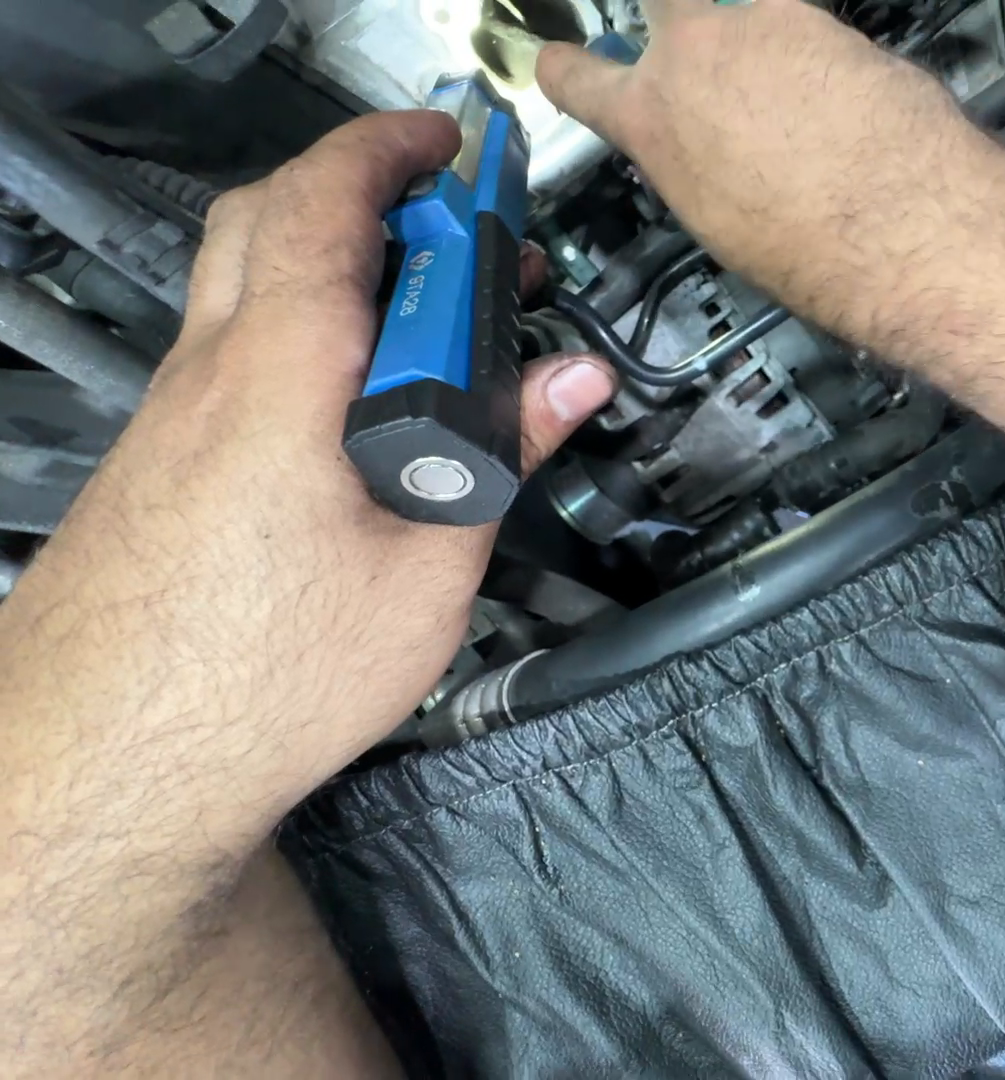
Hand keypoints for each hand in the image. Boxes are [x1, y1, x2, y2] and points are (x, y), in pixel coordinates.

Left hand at [0, 112, 616, 862]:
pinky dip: (320, 328)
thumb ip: (502, 449)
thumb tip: (576, 376)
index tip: (456, 143)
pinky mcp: (171, 462)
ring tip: (443, 307)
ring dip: (349, 264)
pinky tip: (378, 392)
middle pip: (269, 226)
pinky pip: (246, 351)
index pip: (326, 219)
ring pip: (252, 286)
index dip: (392, 159)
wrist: (110, 771)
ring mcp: (178, 419)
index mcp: (283, 387)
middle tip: (457, 218)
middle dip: (365, 190)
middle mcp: (212, 380)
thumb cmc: (279, 672)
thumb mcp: (436, 560)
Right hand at [536, 0, 1000, 318]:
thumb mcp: (726, 231)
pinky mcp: (832, 23)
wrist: (908, 231)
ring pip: (746, 19)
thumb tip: (711, 160)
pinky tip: (846, 113)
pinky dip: (821, 68)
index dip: (567, 73)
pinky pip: (811, 36)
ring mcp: (766, 25)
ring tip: (801, 117)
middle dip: (674, 28)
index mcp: (656, 119)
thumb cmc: (817, 259)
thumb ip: (700, 171)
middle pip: (663, 4)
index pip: (577, 77)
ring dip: (764, 56)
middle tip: (702, 60)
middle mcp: (699, 52)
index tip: (562, 67)